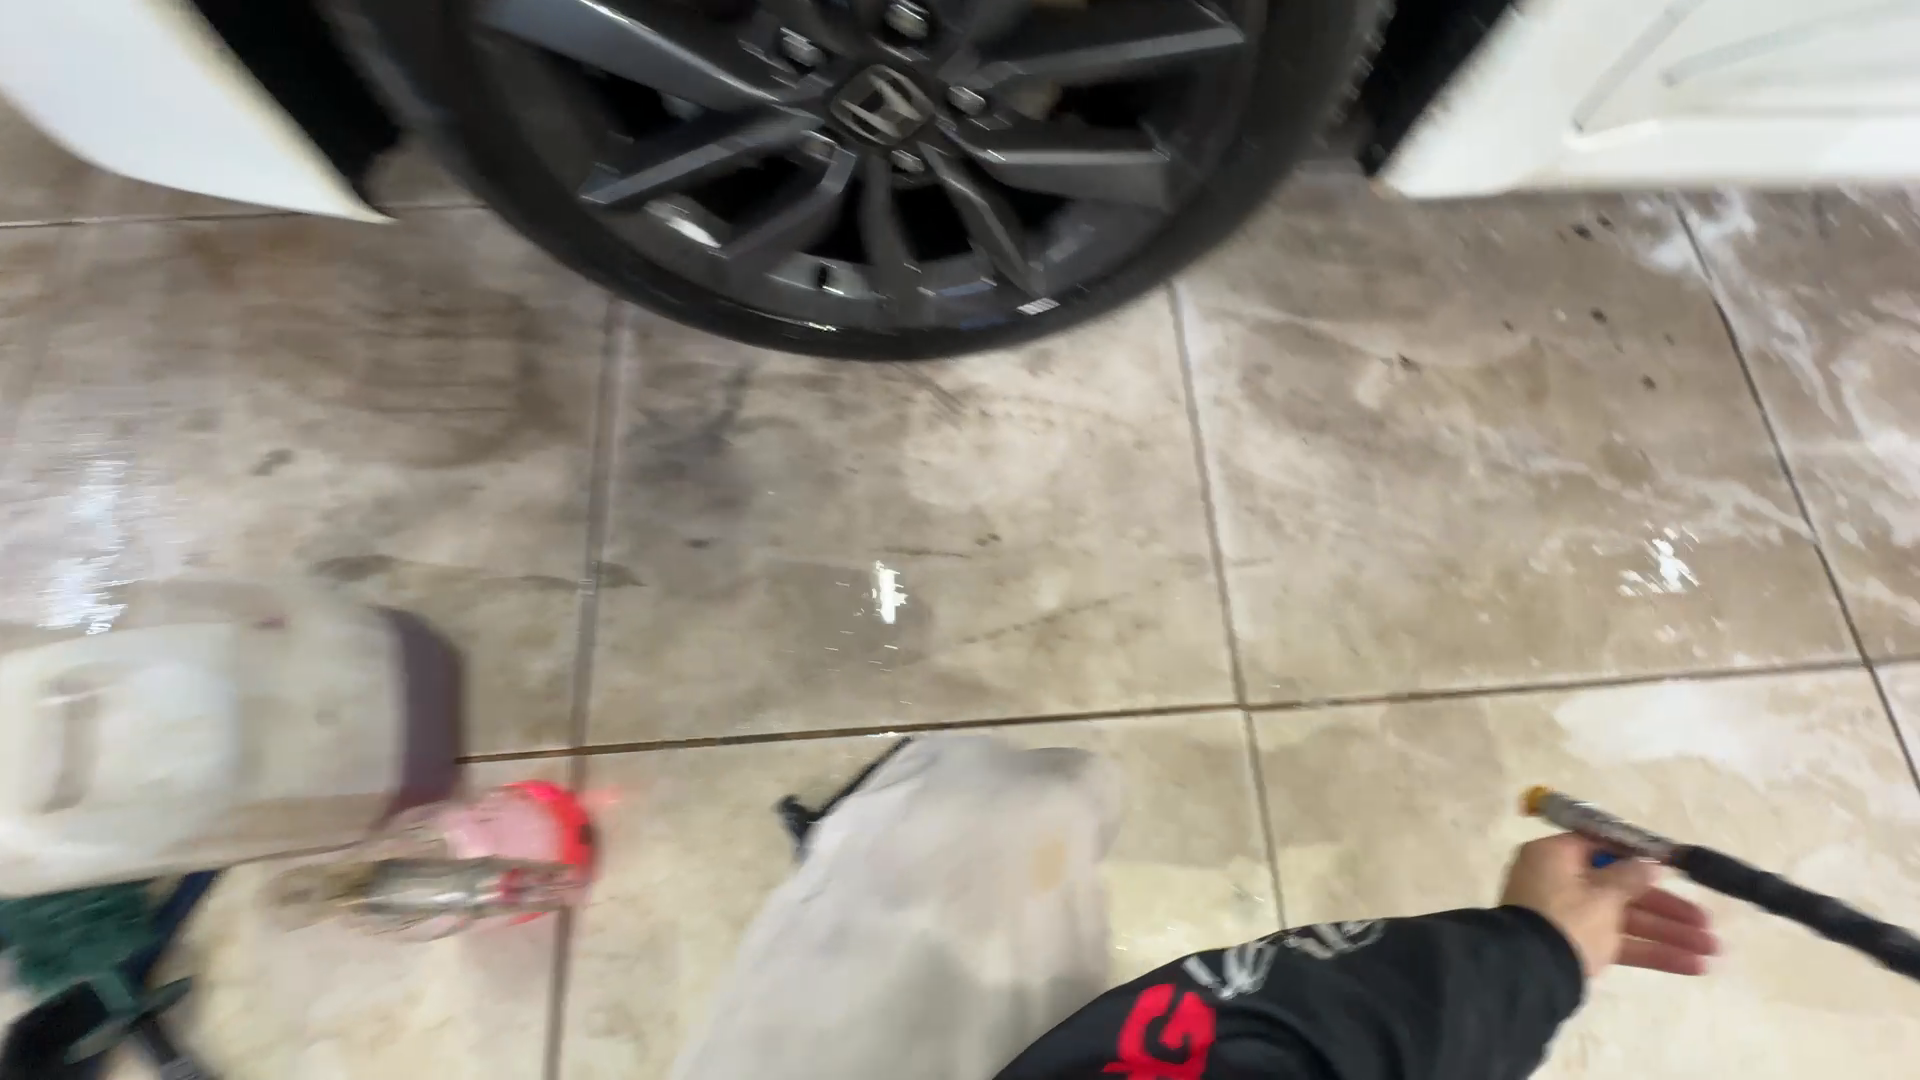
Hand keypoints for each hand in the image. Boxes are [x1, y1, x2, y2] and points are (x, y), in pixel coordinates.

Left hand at [1501, 832, 1718, 977]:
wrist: (1535, 967)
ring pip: (1623, 917)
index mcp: (1552, 856)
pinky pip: (1617, 941)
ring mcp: (1566, 911)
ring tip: (1715, 949)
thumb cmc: (1567, 918)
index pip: (1596, 847)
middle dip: (1665, 905)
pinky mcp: (1577, 941)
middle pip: (1617, 886)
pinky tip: (1695, 966)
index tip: (1671, 867)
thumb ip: (1627, 878)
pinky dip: (1651, 951)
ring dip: (1668, 931)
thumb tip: (1647, 863)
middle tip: (1708, 922)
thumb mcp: (1600, 895)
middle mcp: (1557, 878)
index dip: (1634, 856)